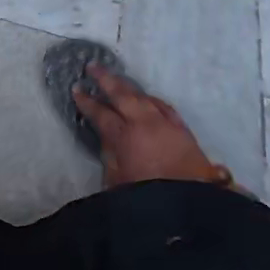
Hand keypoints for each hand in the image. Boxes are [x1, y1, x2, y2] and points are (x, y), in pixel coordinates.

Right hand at [71, 64, 227, 187]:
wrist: (193, 202)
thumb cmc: (147, 195)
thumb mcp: (116, 179)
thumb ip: (109, 156)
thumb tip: (107, 139)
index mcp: (124, 136)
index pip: (100, 113)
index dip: (86, 102)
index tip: (76, 90)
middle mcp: (145, 123)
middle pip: (123, 95)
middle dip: (106, 79)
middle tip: (93, 66)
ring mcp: (166, 124)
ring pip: (145, 97)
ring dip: (129, 87)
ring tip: (118, 81)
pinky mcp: (183, 130)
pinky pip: (164, 106)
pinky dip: (152, 100)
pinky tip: (148, 99)